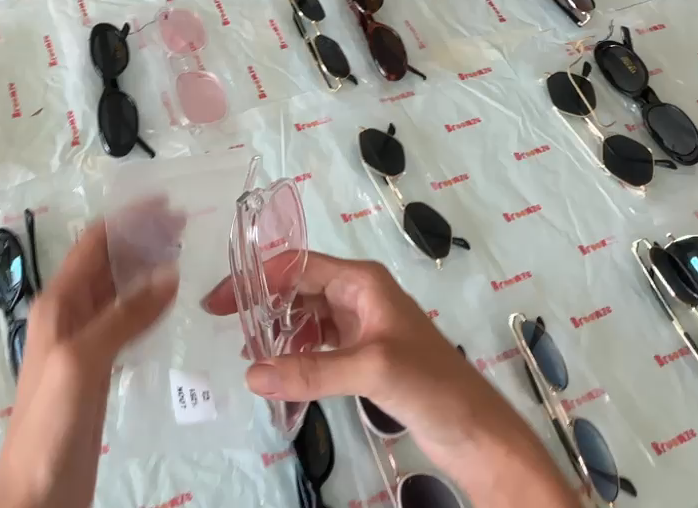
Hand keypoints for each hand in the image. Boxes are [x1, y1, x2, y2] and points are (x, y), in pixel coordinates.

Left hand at [0, 218, 178, 507]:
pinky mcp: (99, 368)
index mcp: (58, 302)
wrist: (37, 492)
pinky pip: (127, 321)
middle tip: (186, 224)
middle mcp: (70, 313)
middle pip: (108, 260)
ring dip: (147, 266)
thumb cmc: (51, 420)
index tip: (167, 203)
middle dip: (143, 237)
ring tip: (185, 252)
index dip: (128, 218)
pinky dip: (149, 302)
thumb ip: (124, 315)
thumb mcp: (84, 359)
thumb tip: (170, 273)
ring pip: (119, 288)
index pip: (95, 242)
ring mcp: (85, 341)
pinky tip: (172, 302)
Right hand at [203, 252, 573, 507]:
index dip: (256, 278)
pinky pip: (318, 343)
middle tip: (226, 326)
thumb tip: (250, 374)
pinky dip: (296, 353)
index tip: (219, 300)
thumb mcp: (370, 369)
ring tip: (249, 353)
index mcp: (361, 280)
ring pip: (306, 316)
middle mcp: (358, 294)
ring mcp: (361, 325)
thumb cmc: (431, 383)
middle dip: (262, 303)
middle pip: (297, 287)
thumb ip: (311, 370)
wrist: (478, 431)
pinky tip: (280, 371)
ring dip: (278, 330)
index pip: (297, 265)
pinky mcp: (363, 354)